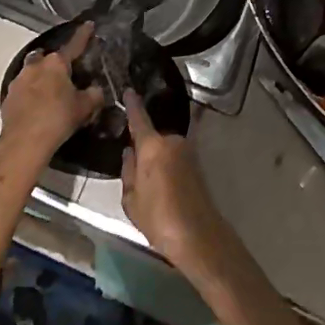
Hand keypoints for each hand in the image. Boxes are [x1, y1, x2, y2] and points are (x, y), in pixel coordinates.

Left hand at [0, 23, 105, 156]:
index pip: (74, 44)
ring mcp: (19, 81)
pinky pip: (23, 89)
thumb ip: (94, 94)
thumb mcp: (85, 107)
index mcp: (56, 63)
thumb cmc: (58, 118)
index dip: (83, 34)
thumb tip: (96, 89)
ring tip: (50, 91)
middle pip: (47, 57)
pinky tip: (37, 106)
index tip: (88, 25)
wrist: (24, 143)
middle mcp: (36, 66)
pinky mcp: (8, 97)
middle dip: (55, 61)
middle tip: (65, 73)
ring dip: (40, 77)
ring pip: (32, 72)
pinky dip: (31, 93)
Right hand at [122, 91, 222, 269]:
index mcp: (152, 146)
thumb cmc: (158, 218)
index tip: (128, 90)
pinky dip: (168, 165)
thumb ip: (128, 171)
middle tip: (134, 167)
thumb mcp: (131, 200)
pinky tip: (164, 185)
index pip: (139, 118)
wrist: (197, 234)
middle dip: (144, 146)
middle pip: (153, 136)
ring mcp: (187, 150)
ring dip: (158, 158)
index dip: (132, 104)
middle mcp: (171, 140)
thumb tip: (129, 152)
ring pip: (165, 147)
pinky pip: (175, 156)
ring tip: (150, 183)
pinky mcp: (197, 162)